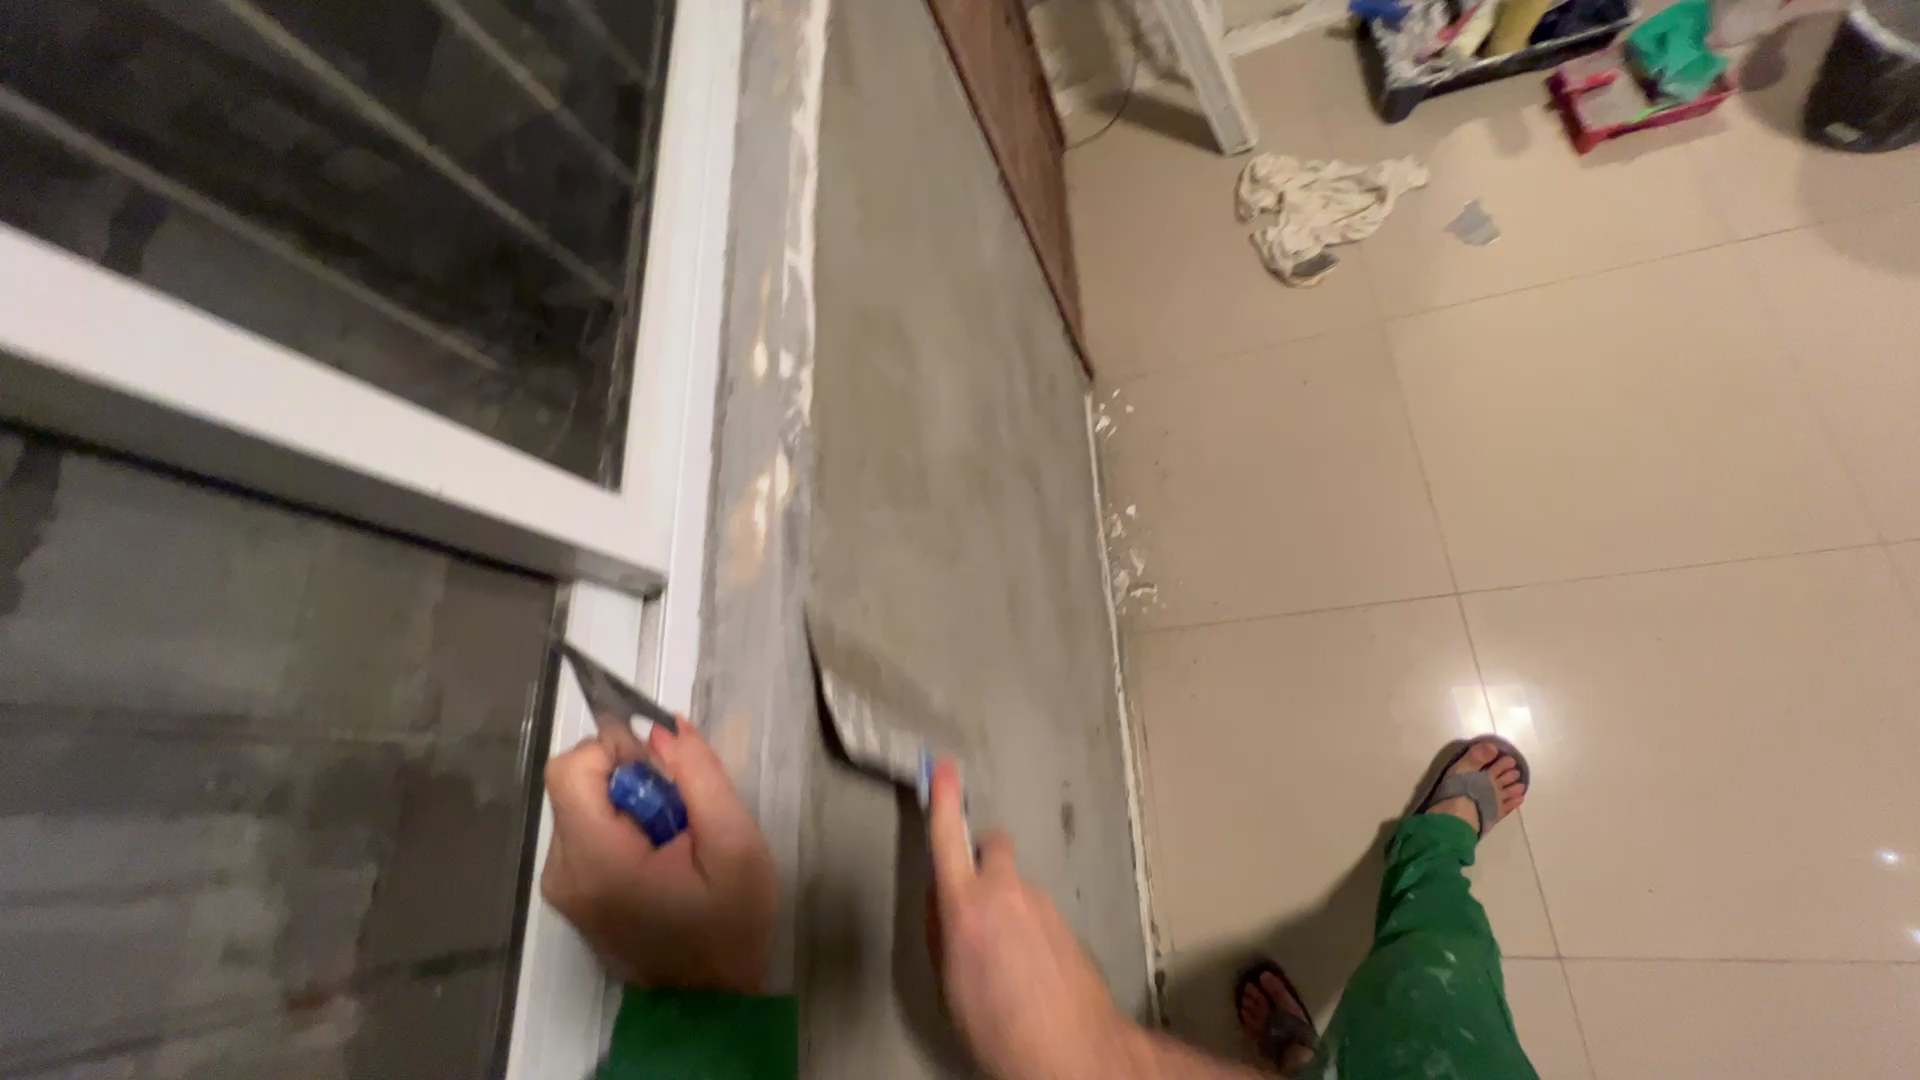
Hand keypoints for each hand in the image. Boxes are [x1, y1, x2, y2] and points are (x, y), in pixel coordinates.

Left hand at [541, 722, 776, 991]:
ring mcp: (562, 884)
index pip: (571, 768)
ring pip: (585, 801)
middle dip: (632, 777)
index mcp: (597, 860)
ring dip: (631, 799)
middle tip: (682, 807)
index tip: (662, 769)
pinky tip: (662, 852)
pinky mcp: (572, 890)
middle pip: (579, 782)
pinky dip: (624, 823)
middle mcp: (563, 870)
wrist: (710, 997)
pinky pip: (588, 827)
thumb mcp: (734, 844)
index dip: (615, 749)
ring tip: (677, 835)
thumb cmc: (729, 922)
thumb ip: (700, 778)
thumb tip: (664, 728)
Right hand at [927, 761, 1129, 1079]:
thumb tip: (943, 903)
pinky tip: (1030, 968)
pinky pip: (1037, 909)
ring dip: (1007, 903)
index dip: (944, 800)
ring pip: (1016, 884)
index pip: (947, 838)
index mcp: (966, 905)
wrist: (1072, 1052)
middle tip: (975, 895)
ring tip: (1006, 958)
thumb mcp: (949, 982)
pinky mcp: (1065, 920)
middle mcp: (1006, 891)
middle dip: (982, 859)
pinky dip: (1029, 926)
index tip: (944, 768)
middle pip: (993, 846)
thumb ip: (943, 929)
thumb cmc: (997, 1027)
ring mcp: (1041, 902)